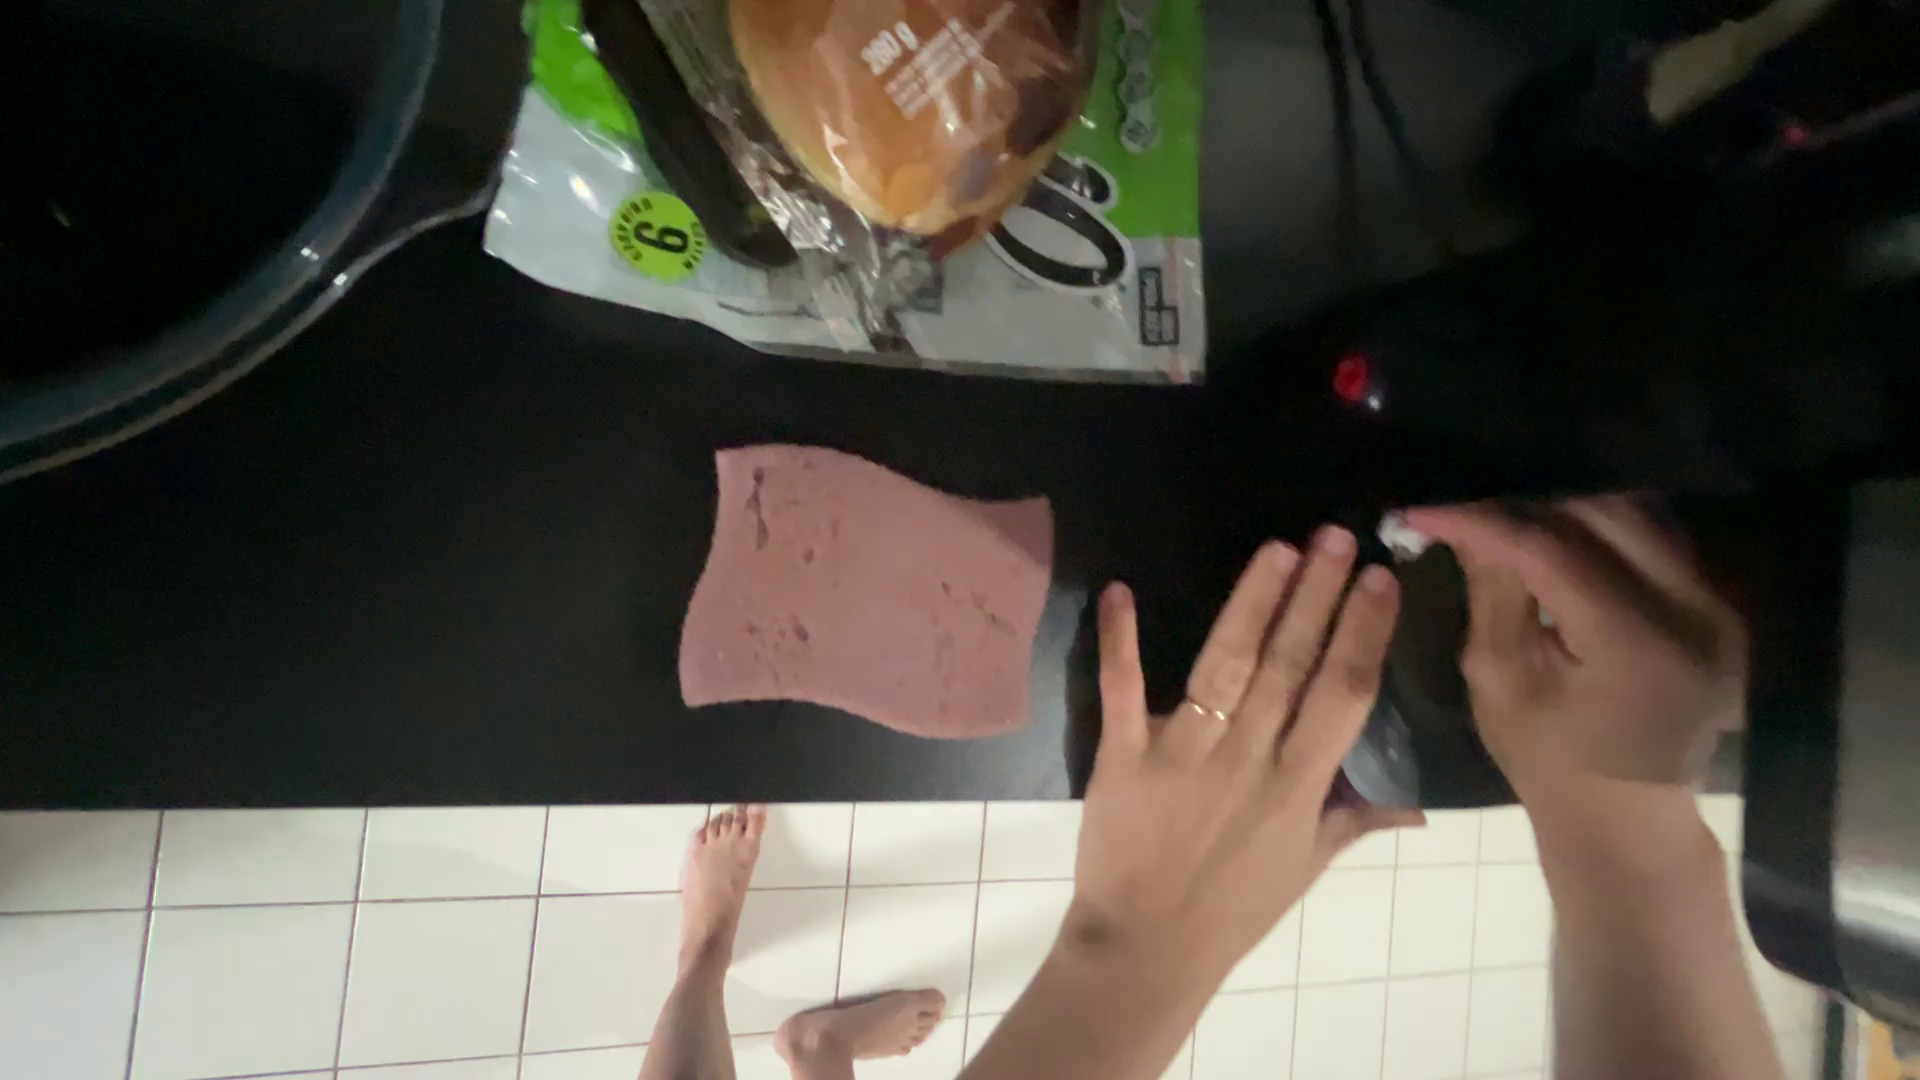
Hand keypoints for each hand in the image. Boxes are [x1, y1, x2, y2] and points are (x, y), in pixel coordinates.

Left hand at [1068, 528, 1421, 979]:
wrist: (1148, 947)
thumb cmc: (1232, 907)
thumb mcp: (1305, 868)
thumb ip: (1355, 821)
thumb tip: (1418, 803)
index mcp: (1300, 787)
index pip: (1344, 696)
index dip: (1364, 635)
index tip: (1379, 582)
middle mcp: (1249, 761)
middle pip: (1290, 666)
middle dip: (1317, 599)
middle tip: (1334, 537)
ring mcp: (1182, 754)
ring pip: (1225, 666)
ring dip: (1252, 604)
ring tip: (1277, 552)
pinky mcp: (1123, 756)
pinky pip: (1122, 690)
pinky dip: (1120, 640)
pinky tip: (1121, 591)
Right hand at [1406, 496, 1745, 793]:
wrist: (1626, 813)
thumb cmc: (1546, 758)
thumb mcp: (1498, 677)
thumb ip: (1492, 592)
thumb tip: (1462, 525)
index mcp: (1636, 647)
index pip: (1550, 551)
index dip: (1480, 521)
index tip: (1421, 510)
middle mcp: (1696, 615)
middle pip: (1603, 515)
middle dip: (1519, 502)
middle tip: (1459, 505)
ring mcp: (1717, 608)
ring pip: (1633, 516)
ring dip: (1557, 506)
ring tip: (1495, 511)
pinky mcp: (1714, 605)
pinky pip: (1649, 538)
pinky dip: (1590, 524)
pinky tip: (1541, 529)